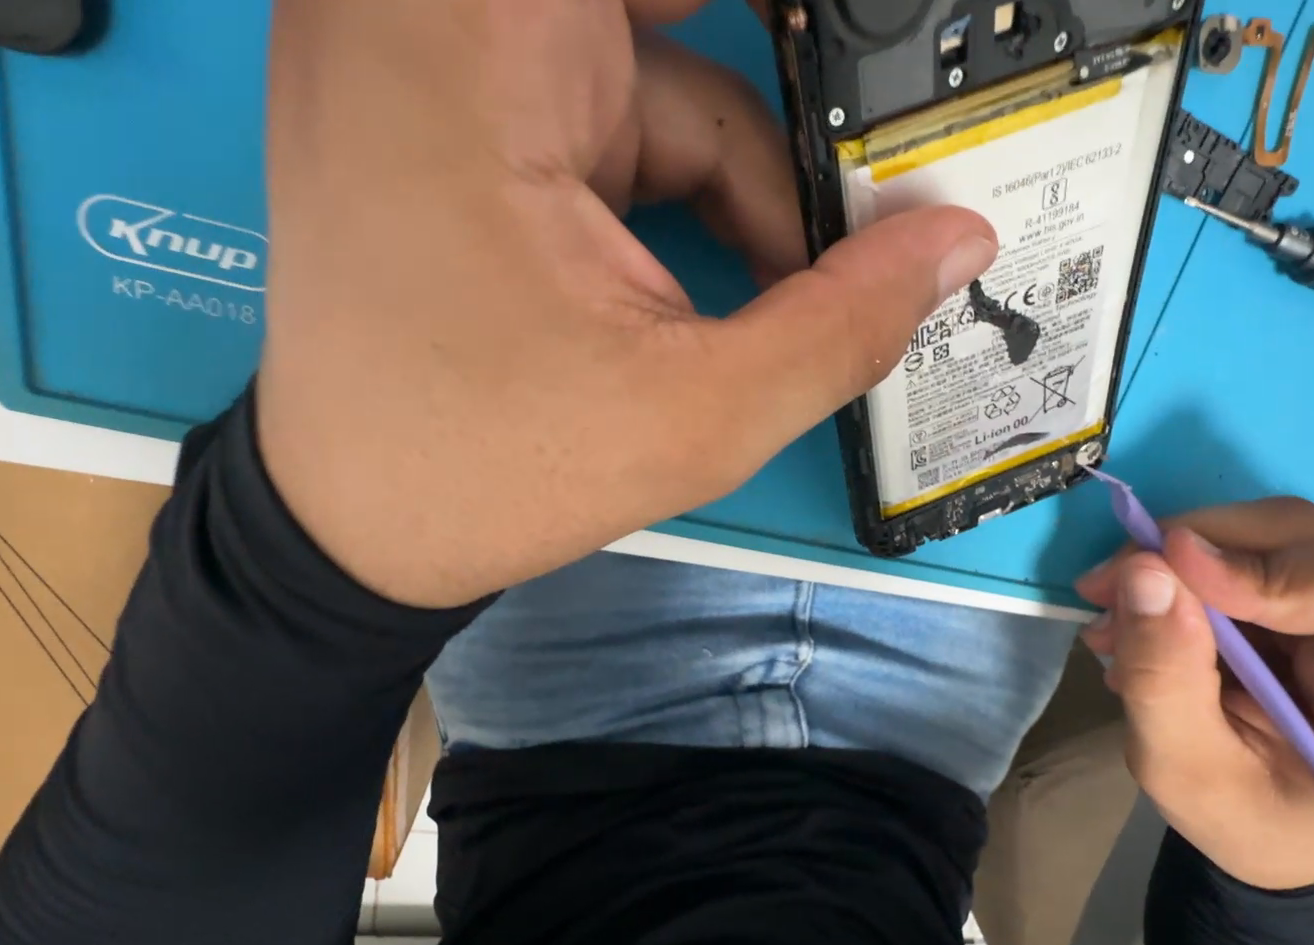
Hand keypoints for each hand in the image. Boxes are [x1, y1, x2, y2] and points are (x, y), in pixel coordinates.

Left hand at [256, 0, 997, 605]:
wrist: (357, 526)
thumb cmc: (492, 471)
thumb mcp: (696, 413)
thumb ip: (844, 325)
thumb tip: (956, 243)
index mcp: (473, 40)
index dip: (798, 19)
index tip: (880, 46)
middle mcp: (434, 18)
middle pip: (671, 15)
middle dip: (780, 98)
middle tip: (863, 162)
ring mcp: (447, 67)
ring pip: (663, 75)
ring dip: (744, 176)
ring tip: (796, 276)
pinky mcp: (470, 123)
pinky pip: (621, 113)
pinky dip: (691, 183)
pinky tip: (726, 269)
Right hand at [1076, 498, 1313, 889]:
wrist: (1274, 831)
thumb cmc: (1245, 823)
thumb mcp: (1184, 772)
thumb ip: (1163, 678)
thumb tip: (1144, 569)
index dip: (1264, 564)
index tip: (1161, 571)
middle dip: (1199, 552)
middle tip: (1105, 586)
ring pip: (1287, 538)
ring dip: (1188, 561)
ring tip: (1117, 611)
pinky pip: (1272, 553)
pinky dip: (1199, 571)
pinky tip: (1154, 611)